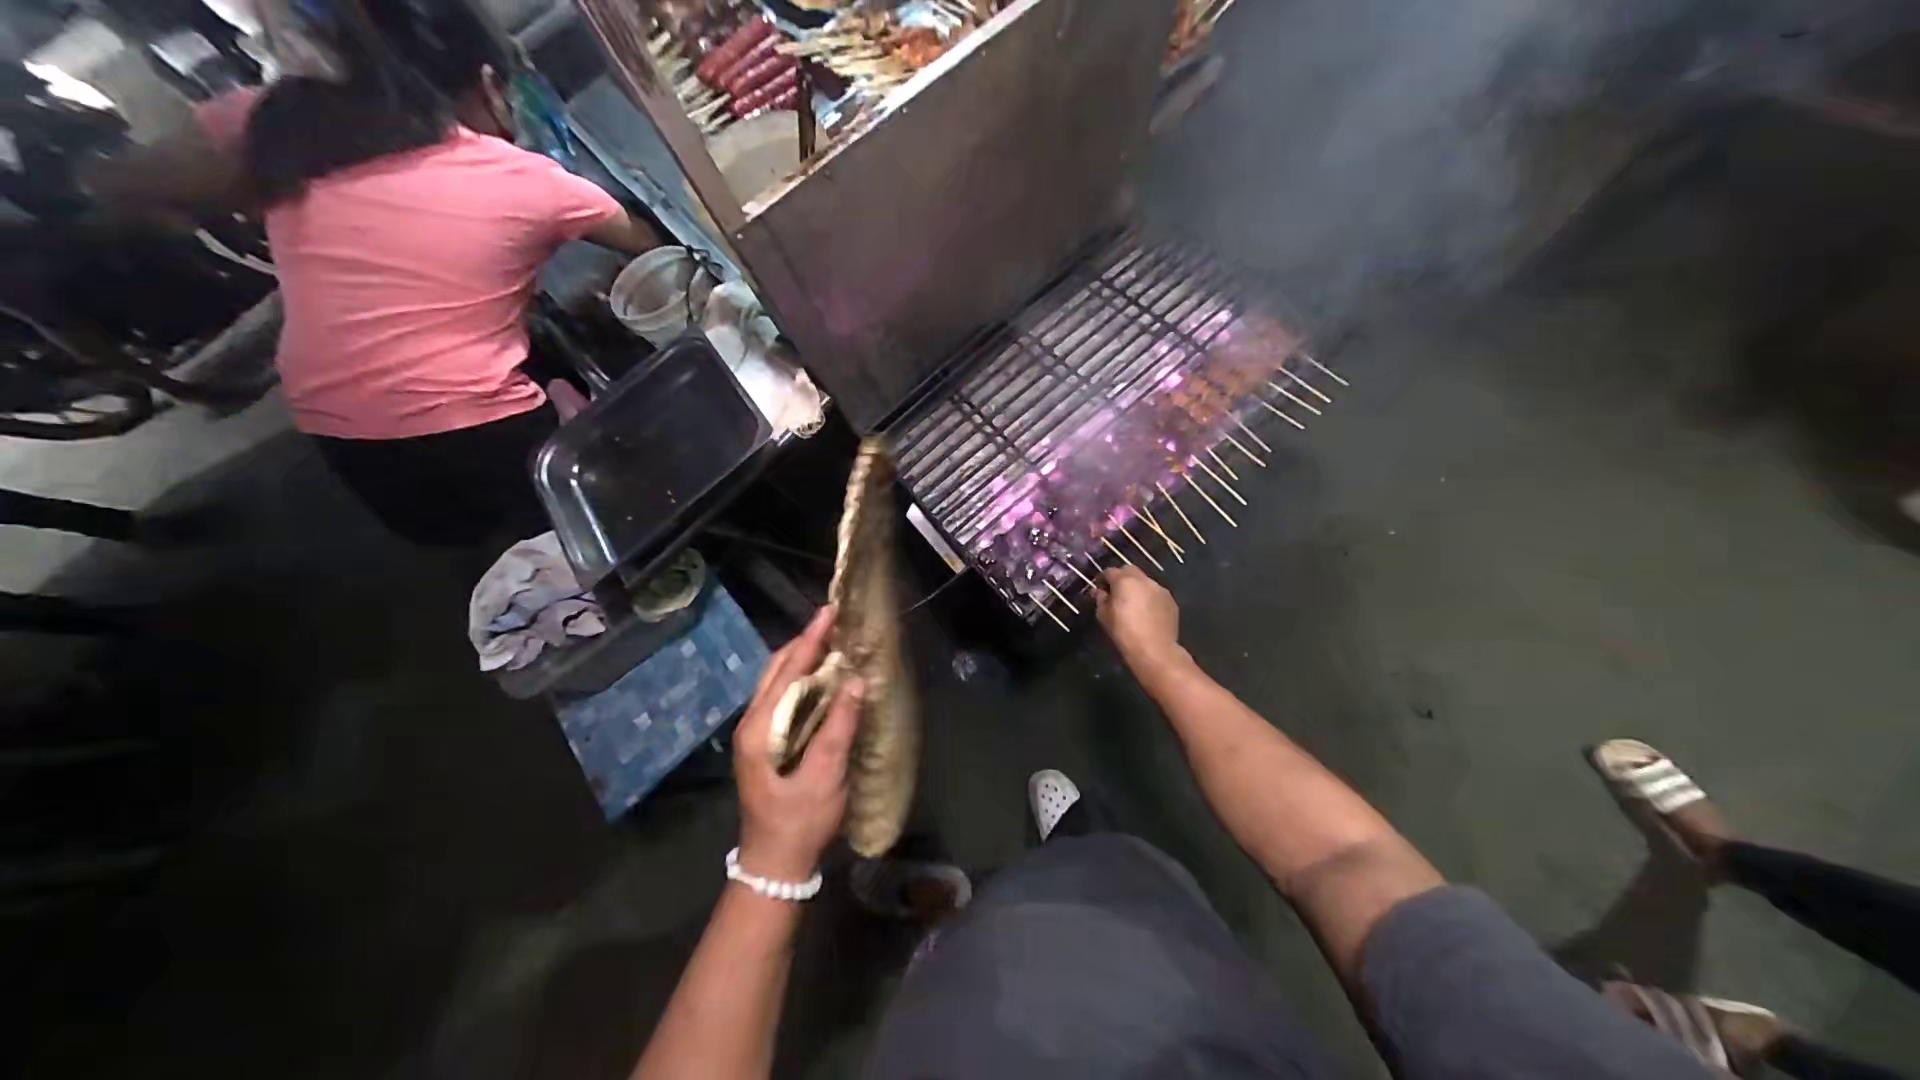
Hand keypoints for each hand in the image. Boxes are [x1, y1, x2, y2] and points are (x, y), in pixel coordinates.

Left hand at [731, 606, 862, 881]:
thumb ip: (839, 727)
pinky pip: (781, 697)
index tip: (830, 611)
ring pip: (776, 681)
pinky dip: (800, 678)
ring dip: (801, 658)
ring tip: (830, 640)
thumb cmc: (800, 822)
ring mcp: (755, 733)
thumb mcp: (825, 777)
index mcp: (760, 728)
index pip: (787, 671)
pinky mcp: (764, 742)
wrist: (774, 864)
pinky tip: (821, 677)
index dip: (810, 640)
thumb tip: (856, 682)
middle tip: (833, 620)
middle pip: (776, 669)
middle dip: (804, 642)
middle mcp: (752, 723)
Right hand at [1094, 566, 1182, 668]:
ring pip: (1144, 581)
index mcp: (1124, 581)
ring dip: (1137, 587)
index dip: (1102, 579)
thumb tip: (1100, 592)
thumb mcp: (1104, 616)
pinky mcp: (1171, 600)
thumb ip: (1100, 599)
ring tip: (1133, 604)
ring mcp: (1160, 589)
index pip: (1109, 571)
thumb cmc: (1124, 632)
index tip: (1100, 589)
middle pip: (1129, 570)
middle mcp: (1144, 580)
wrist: (1154, 650)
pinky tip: (1147, 612)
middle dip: (1121, 578)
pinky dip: (1149, 597)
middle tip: (1116, 593)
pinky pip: (1156, 593)